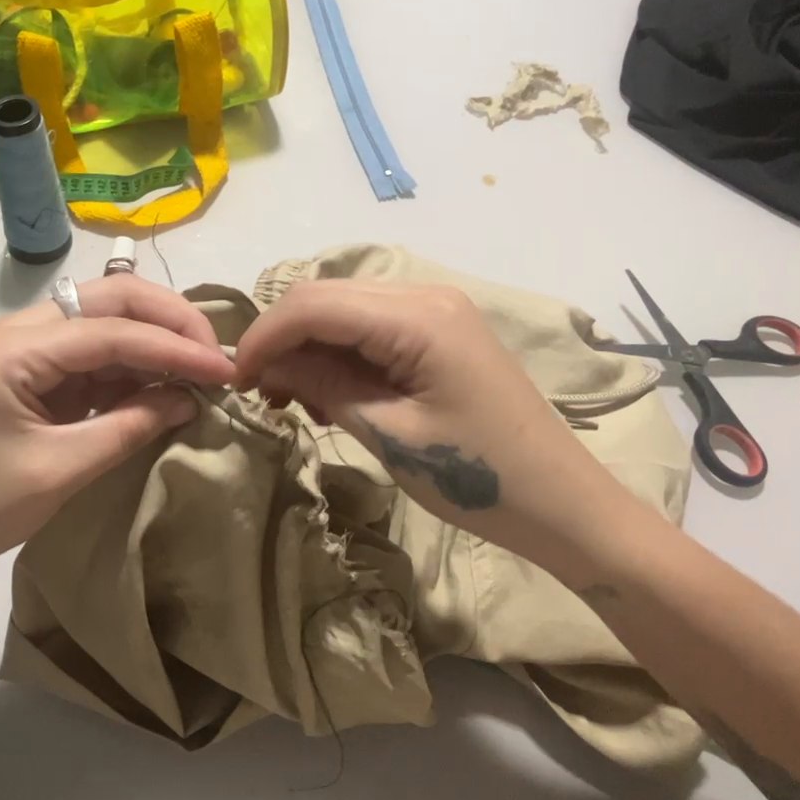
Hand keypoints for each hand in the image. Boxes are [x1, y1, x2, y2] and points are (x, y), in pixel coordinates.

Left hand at [0, 276, 235, 580]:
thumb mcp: (61, 470)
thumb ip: (129, 427)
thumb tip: (189, 399)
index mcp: (13, 350)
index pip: (108, 330)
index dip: (172, 346)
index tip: (223, 370)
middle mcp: (19, 332)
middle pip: (108, 300)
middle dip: (168, 321)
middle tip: (215, 355)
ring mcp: (28, 348)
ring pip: (106, 319)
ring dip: (155, 340)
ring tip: (202, 370)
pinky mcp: (40, 371)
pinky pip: (96, 353)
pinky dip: (135, 365)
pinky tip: (168, 382)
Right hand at [233, 280, 626, 556]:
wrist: (564, 504)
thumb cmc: (477, 478)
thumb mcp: (388, 434)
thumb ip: (322, 386)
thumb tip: (264, 364)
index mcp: (417, 318)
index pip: (313, 306)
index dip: (265, 338)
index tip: (235, 381)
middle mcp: (424, 295)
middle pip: (324, 297)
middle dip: (282, 340)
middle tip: (260, 393)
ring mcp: (435, 310)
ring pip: (342, 309)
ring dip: (306, 347)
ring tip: (295, 401)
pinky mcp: (439, 331)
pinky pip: (368, 326)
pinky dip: (337, 353)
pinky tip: (330, 393)